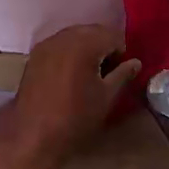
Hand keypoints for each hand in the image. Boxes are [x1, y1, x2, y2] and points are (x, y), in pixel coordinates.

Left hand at [0, 25, 140, 166]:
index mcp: (85, 43)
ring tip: (89, 73)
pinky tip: (70, 74)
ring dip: (86, 48)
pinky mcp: (34, 56)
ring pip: (74, 36)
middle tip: (107, 71)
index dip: (121, 52)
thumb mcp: (106, 97)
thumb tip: (135, 62)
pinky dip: (69, 53)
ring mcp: (46, 45)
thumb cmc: (76, 118)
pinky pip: (59, 45)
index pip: (112, 35)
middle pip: (92, 31)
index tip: (121, 71)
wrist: (33, 137)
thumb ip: (123, 74)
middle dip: (103, 46)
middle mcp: (64, 37)